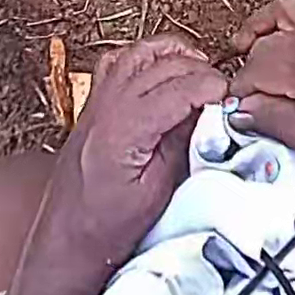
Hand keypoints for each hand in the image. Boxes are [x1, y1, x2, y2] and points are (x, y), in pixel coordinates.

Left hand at [34, 35, 227, 275]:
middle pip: (163, 64)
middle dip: (200, 70)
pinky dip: (145, 57)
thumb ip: (182, 144)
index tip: (231, 94)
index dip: (210, 86)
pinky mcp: (93, 103)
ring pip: (141, 52)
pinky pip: (119, 61)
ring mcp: (97, 99)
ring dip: (174, 55)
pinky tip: (161, 72)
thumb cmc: (103, 229)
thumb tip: (208, 111)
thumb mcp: (157, 193)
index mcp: (123, 129)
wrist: (64, 242)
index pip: (178, 88)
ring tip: (198, 73)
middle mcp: (107, 105)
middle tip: (222, 90)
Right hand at [228, 0, 294, 177]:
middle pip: (264, 44)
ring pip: (282, 10)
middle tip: (248, 102)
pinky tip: (292, 20)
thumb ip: (279, 124)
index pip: (254, 71)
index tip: (239, 114)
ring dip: (261, 29)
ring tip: (245, 50)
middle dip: (249, 72)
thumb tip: (245, 111)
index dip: (240, 96)